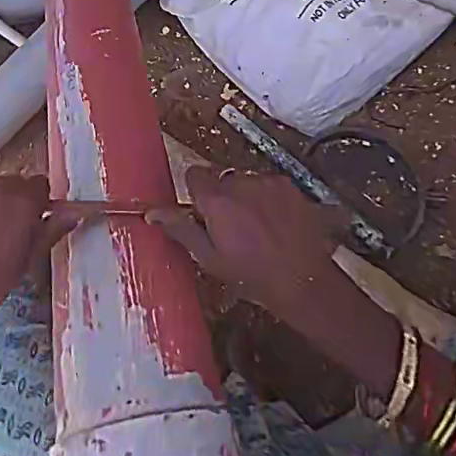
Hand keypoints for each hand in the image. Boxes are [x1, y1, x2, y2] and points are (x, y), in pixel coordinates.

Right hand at [148, 169, 341, 325]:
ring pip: (246, 182)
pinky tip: (276, 224)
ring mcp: (268, 181)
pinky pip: (269, 185)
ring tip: (258, 230)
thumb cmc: (252, 275)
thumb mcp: (210, 259)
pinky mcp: (289, 185)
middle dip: (223, 198)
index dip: (196, 192)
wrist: (303, 281)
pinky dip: (269, 198)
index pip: (194, 174)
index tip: (203, 214)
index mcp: (217, 200)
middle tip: (231, 229)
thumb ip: (180, 229)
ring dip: (246, 198)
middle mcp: (241, 182)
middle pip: (222, 180)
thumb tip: (152, 212)